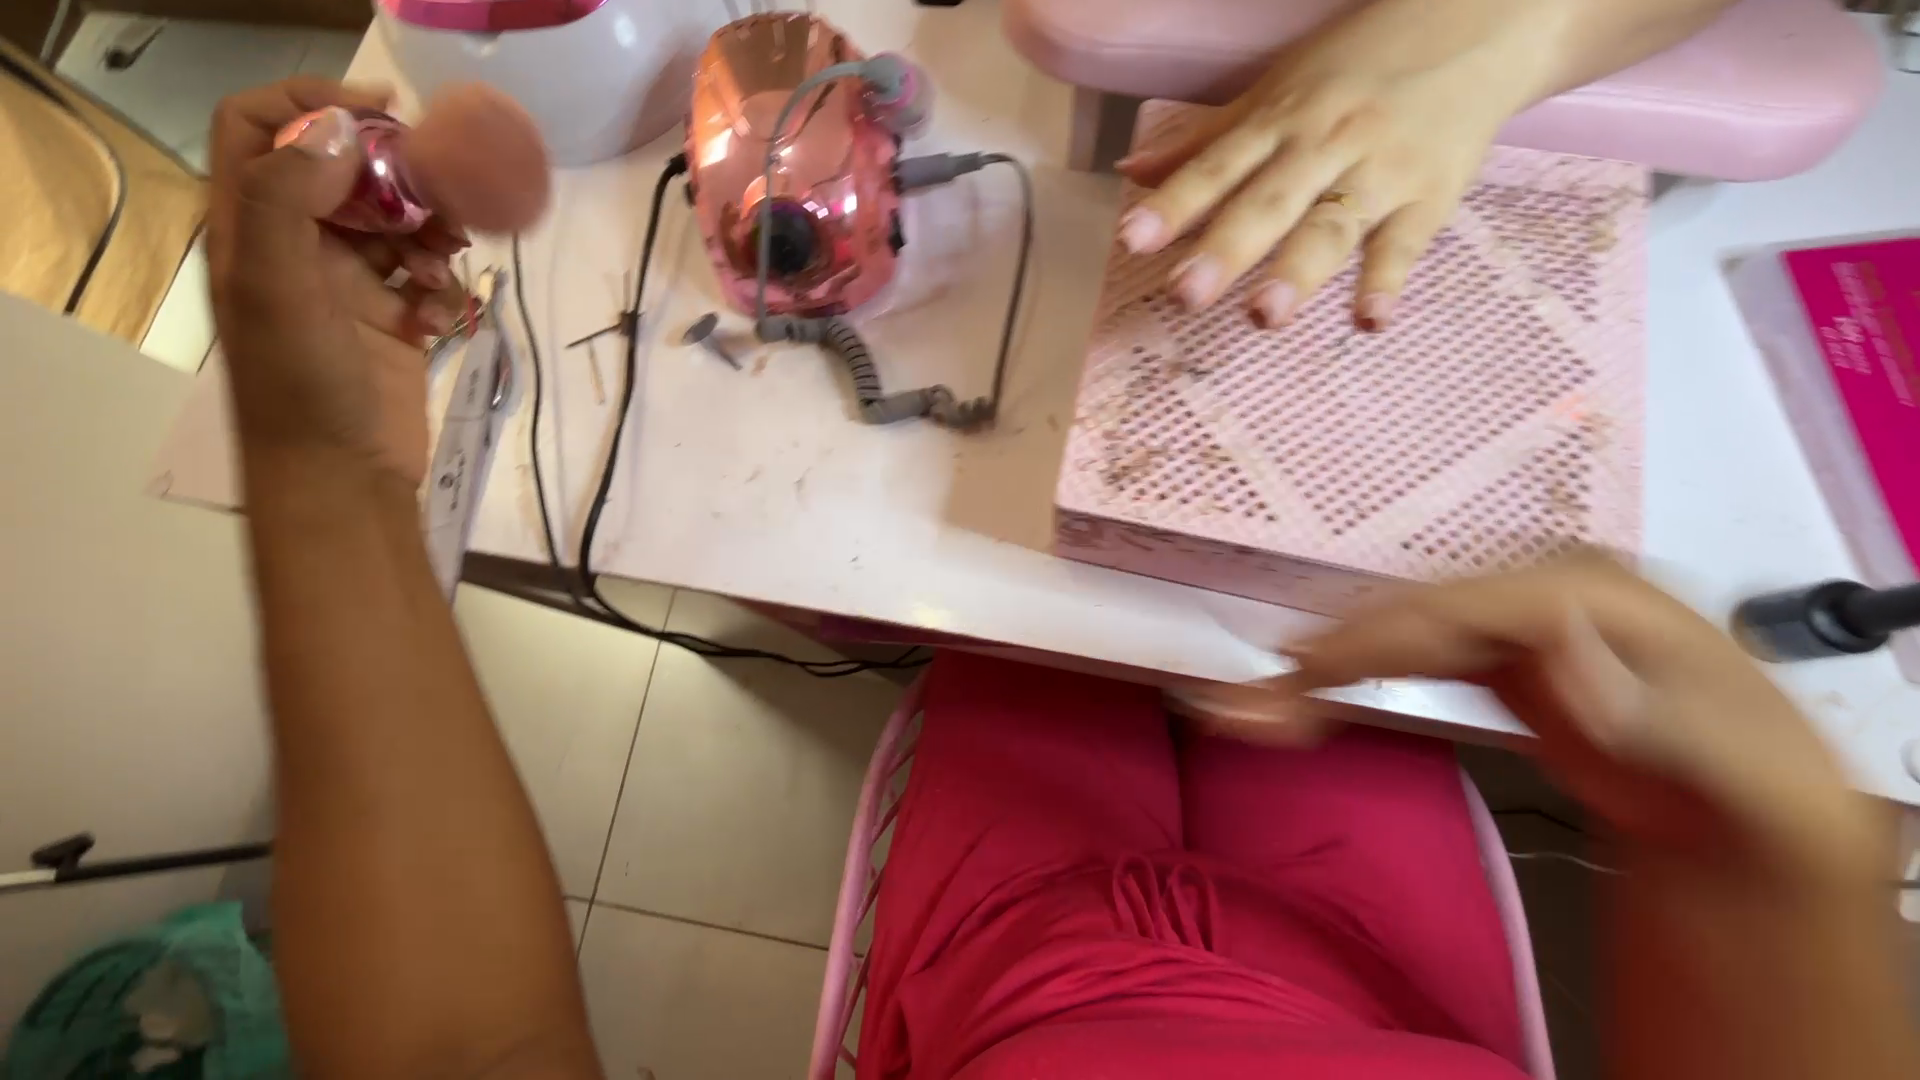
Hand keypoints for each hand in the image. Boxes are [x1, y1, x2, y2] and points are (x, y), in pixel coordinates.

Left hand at [207, 78, 469, 485]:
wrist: (344, 474)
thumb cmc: (302, 386)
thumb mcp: (280, 287)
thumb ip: (291, 200)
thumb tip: (343, 132)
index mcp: (249, 227)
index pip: (262, 128)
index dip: (313, 106)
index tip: (386, 117)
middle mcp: (296, 246)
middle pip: (346, 175)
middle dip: (398, 181)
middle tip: (443, 198)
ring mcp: (349, 286)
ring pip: (396, 227)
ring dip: (430, 237)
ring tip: (448, 264)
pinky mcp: (394, 321)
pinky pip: (427, 281)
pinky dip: (443, 292)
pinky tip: (442, 320)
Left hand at [1115, 0, 1560, 331]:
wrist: (1484, 16)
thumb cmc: (1357, 65)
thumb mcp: (1275, 91)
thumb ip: (1203, 140)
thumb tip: (1128, 170)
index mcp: (1278, 119)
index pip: (1216, 166)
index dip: (1174, 204)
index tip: (1134, 239)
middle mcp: (1323, 145)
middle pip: (1268, 201)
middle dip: (1226, 248)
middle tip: (1187, 293)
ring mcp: (1378, 171)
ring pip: (1331, 226)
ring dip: (1298, 272)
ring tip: (1264, 316)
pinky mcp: (1429, 195)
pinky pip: (1405, 244)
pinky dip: (1388, 281)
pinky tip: (1371, 321)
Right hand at [1189, 556, 1881, 888]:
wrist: (1729, 804)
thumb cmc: (1745, 783)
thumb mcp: (1744, 767)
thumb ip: (1662, 715)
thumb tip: (1560, 655)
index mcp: (1589, 593)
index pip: (1469, 603)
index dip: (1387, 631)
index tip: (1314, 664)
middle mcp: (1529, 590)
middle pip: (1409, 612)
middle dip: (1326, 650)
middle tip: (1246, 694)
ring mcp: (1495, 620)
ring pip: (1388, 633)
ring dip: (1313, 670)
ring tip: (1245, 703)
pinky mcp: (1472, 653)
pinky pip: (1392, 660)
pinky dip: (1336, 682)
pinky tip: (1290, 697)